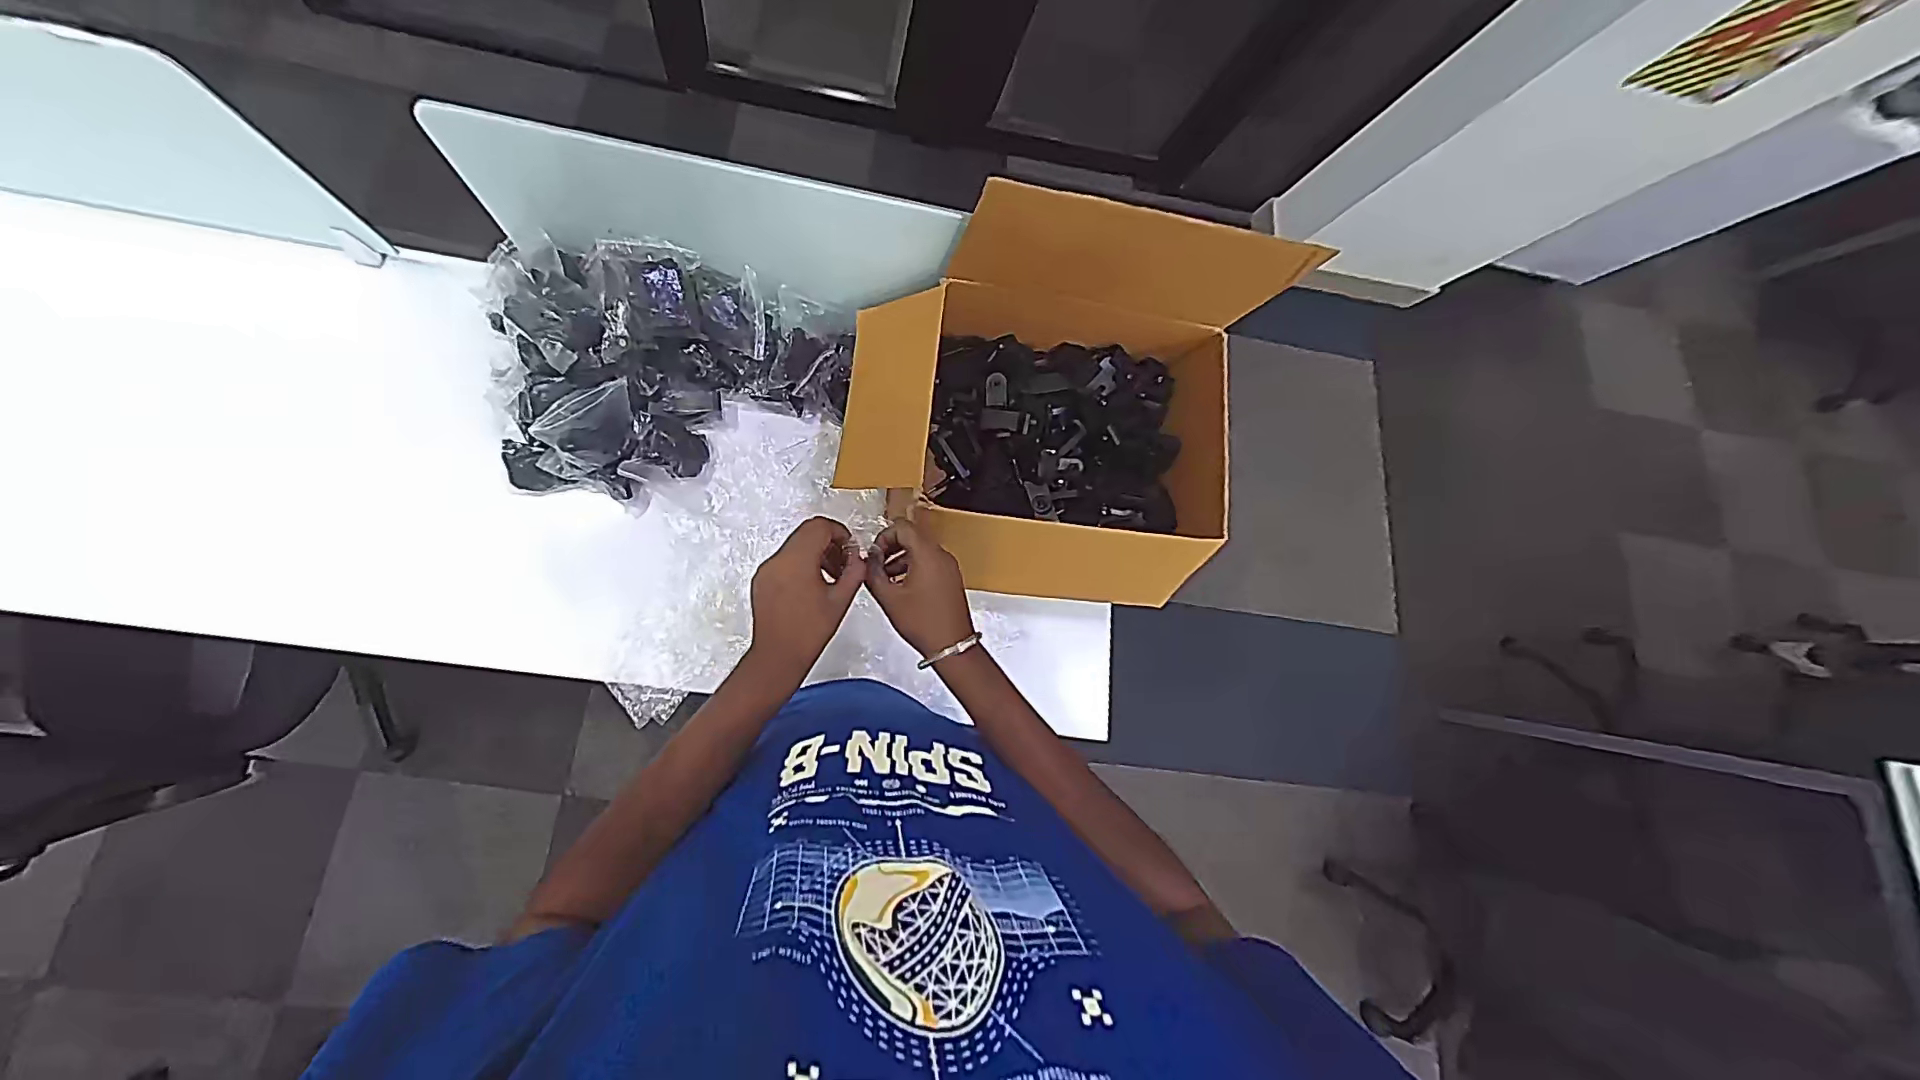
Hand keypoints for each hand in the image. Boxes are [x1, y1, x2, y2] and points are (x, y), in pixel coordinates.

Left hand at [748, 517, 864, 677]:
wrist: (778, 655)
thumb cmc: (807, 633)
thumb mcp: (841, 600)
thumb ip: (854, 572)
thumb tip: (858, 559)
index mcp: (797, 561)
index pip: (819, 526)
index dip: (840, 533)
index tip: (849, 547)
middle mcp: (778, 561)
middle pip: (806, 533)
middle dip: (829, 543)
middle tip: (844, 561)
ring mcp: (767, 570)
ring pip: (795, 546)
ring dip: (816, 553)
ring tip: (831, 576)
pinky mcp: (761, 580)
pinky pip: (784, 561)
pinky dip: (801, 564)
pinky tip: (814, 585)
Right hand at [865, 519, 975, 658]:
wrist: (951, 644)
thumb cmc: (925, 624)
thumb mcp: (889, 598)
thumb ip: (873, 573)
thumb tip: (868, 560)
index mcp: (927, 555)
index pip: (903, 527)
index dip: (883, 537)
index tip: (875, 553)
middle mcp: (941, 556)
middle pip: (912, 536)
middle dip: (890, 548)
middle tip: (877, 564)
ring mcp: (948, 566)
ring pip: (920, 550)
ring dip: (900, 559)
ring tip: (886, 579)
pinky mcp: (950, 577)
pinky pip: (929, 562)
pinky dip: (913, 567)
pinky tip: (901, 586)